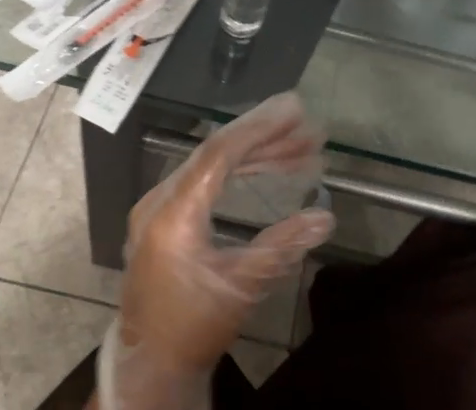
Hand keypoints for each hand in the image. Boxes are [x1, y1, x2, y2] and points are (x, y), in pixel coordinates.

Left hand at [101, 94, 334, 409]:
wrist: (150, 366)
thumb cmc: (194, 327)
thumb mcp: (242, 286)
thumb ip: (281, 246)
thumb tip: (326, 217)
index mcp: (174, 213)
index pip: (219, 154)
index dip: (259, 128)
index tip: (294, 109)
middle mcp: (160, 200)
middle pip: (216, 154)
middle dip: (265, 138)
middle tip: (307, 128)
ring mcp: (158, 208)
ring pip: (211, 166)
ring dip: (255, 155)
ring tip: (300, 150)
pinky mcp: (164, 218)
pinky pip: (203, 181)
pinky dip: (237, 172)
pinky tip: (268, 169)